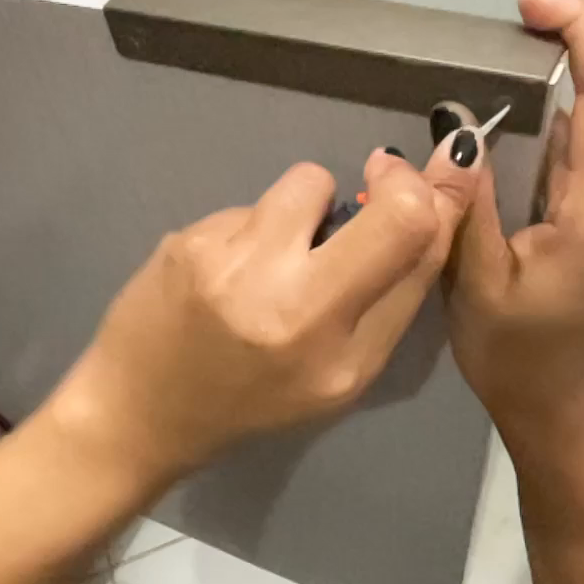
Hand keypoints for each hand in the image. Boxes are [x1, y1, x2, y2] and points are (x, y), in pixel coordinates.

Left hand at [47, 150, 474, 485]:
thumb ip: (389, 299)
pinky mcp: (188, 241)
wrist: (140, 412)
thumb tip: (428, 203)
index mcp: (341, 358)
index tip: (442, 172)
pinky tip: (224, 271)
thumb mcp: (337, 376)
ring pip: (308, 183)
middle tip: (376, 183)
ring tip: (271, 258)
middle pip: (392, 207)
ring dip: (305, 210)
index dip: (442, 199)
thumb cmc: (249, 402)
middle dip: (394, 184)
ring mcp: (235, 268)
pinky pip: (249, 205)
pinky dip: (251, 230)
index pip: (420, 252)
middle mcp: (293, 309)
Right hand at [441, 0, 583, 438]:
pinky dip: (546, 164)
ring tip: (479, 169)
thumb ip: (470, 201)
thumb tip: (456, 131)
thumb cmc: (509, 353)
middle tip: (471, 109)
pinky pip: (583, 170)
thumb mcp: (474, 279)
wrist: (548, 403)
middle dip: (536, 98)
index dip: (582, 32)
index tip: (534, 5)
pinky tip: (507, 191)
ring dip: (535, 139)